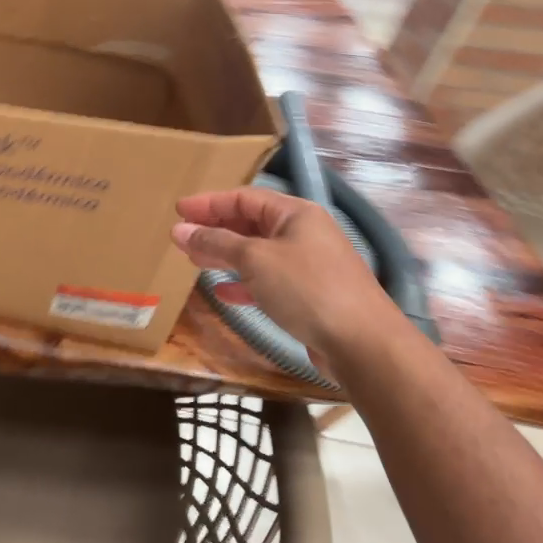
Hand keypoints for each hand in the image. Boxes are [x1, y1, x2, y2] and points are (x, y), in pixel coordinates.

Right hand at [172, 187, 398, 357]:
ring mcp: (309, 266)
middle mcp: (304, 234)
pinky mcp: (310, 296)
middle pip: (250, 224)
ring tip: (195, 261)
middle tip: (181, 237)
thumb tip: (179, 230)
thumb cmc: (307, 288)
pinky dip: (244, 283)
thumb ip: (215, 242)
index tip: (177, 211)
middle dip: (215, 229)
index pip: (243, 198)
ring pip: (257, 253)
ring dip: (225, 255)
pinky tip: (223, 292)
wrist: (364, 344)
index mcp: (296, 214)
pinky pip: (268, 280)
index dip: (208, 203)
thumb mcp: (254, 259)